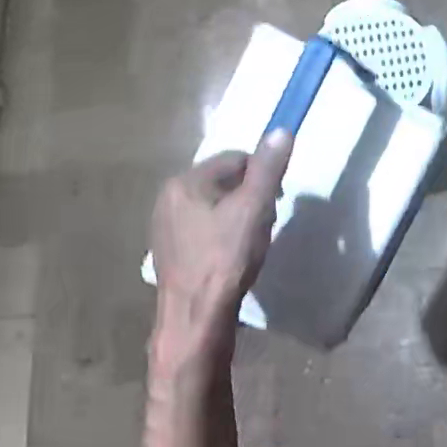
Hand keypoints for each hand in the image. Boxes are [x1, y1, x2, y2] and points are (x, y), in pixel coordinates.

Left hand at [150, 131, 293, 332]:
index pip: (234, 159)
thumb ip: (267, 169)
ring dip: (237, 215)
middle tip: (267, 221)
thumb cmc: (226, 259)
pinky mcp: (170, 251)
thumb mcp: (254, 209)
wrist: (196, 316)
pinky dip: (222, 234)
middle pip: (222, 182)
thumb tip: (281, 130)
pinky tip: (232, 256)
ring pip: (212, 206)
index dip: (262, 174)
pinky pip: (202, 229)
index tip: (278, 199)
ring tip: (252, 240)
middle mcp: (168, 198)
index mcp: (185, 182)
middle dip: (250, 195)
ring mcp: (165, 227)